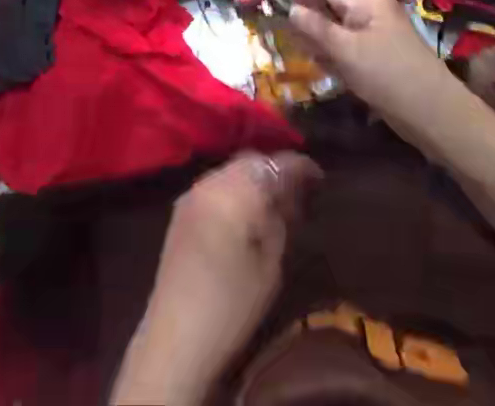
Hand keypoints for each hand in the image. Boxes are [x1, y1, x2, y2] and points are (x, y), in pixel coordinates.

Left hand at [111, 153, 320, 405]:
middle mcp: (208, 182)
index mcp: (233, 192)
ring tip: (276, 205)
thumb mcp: (269, 264)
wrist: (176, 333)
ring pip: (230, 172)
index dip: (298, 167)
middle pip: (248, 162)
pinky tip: (247, 213)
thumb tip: (286, 196)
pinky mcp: (180, 209)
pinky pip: (214, 186)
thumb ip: (278, 220)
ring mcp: (190, 193)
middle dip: (274, 171)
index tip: (319, 176)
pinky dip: (234, 190)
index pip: (272, 165)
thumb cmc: (232, 304)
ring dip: (253, 180)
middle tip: (298, 194)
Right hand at [235, 0, 455, 119]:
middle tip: (285, 39)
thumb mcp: (344, 51)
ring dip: (311, 40)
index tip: (241, 0)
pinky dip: (325, 52)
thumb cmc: (391, 79)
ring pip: (321, 21)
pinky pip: (334, 40)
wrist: (439, 118)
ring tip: (327, 64)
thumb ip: (311, 26)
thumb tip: (288, 8)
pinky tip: (335, 72)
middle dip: (294, 17)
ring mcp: (366, 24)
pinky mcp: (369, 46)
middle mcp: (361, 2)